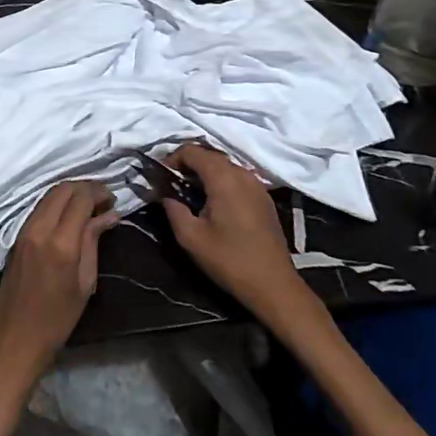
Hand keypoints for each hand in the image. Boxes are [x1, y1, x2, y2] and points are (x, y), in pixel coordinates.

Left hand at [0, 178, 119, 386]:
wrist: (14, 339)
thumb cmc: (57, 319)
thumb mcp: (85, 282)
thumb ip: (94, 241)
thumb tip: (110, 214)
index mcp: (61, 242)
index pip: (81, 198)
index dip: (99, 192)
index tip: (113, 199)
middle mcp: (40, 228)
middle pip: (63, 188)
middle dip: (85, 187)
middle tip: (103, 200)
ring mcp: (24, 230)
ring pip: (49, 194)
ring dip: (70, 192)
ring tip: (89, 206)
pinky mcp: (17, 236)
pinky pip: (40, 207)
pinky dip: (57, 202)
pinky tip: (70, 215)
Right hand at [161, 145, 312, 323]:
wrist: (272, 284)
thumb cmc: (229, 260)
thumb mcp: (191, 238)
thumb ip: (174, 209)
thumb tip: (165, 194)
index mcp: (223, 178)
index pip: (193, 151)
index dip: (174, 159)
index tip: (162, 176)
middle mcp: (242, 173)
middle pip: (211, 155)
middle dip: (189, 165)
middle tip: (173, 184)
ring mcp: (257, 184)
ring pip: (226, 166)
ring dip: (206, 173)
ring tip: (191, 193)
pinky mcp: (265, 197)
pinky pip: (238, 178)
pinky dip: (222, 181)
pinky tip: (215, 202)